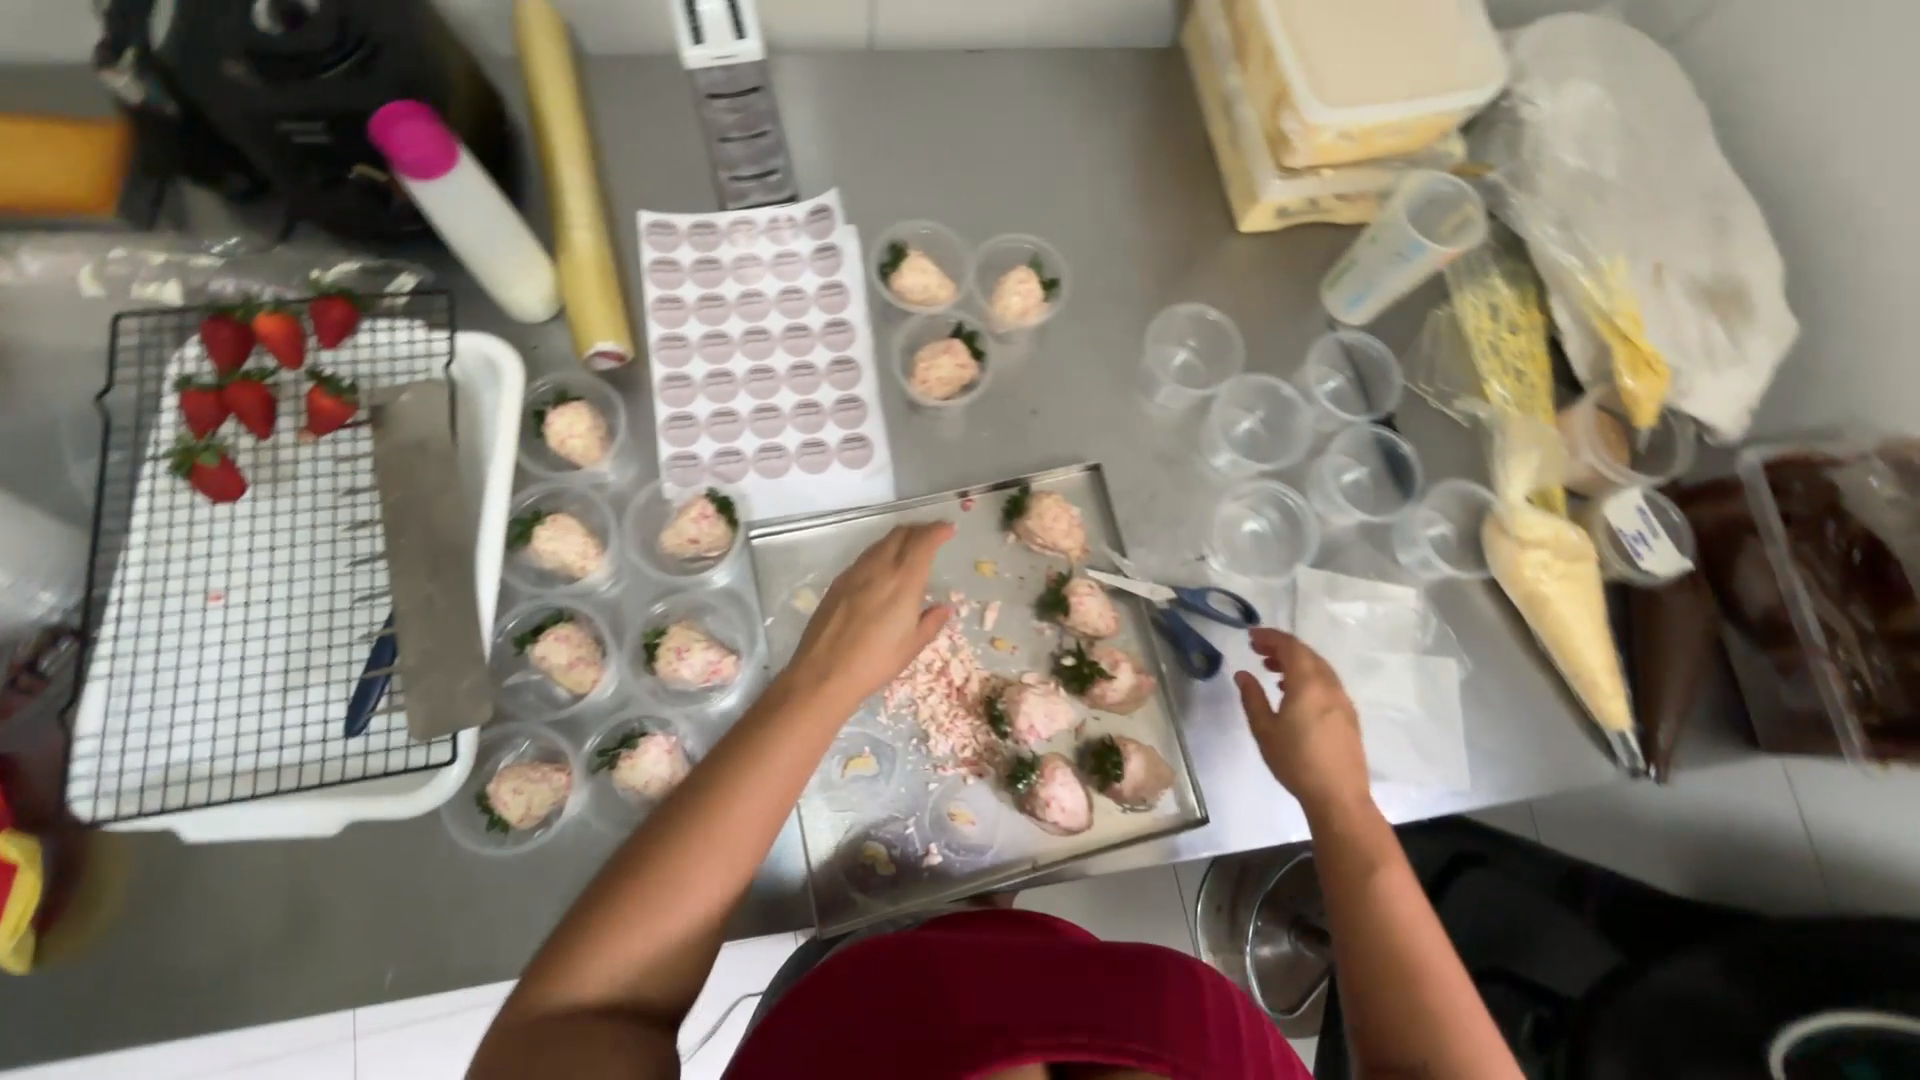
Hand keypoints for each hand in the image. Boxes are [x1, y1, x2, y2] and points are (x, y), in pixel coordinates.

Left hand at [787, 522, 955, 707]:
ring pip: (880, 543)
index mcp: (904, 580)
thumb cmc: (875, 662)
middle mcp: (879, 568)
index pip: (923, 541)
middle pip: (901, 534)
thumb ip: (931, 622)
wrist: (824, 672)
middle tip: (932, 536)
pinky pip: (864, 557)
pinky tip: (882, 570)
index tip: (948, 529)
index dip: (938, 530)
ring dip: (899, 539)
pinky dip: (880, 553)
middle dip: (919, 529)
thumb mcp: (912, 646)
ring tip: (910, 549)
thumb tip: (944, 608)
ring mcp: (854, 573)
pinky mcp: (838, 583)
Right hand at [1235, 629, 1371, 818]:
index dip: (1270, 637)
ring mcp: (1343, 700)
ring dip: (1296, 662)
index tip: (1250, 637)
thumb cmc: (1295, 761)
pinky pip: (1327, 683)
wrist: (1338, 796)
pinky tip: (1294, 692)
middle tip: (1258, 650)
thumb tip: (1243, 674)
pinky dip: (1308, 677)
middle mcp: (1329, 686)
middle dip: (1282, 647)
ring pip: (1319, 668)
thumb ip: (1252, 697)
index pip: (1290, 647)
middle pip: (1307, 654)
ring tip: (1273, 670)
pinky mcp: (1348, 715)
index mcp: (1308, 684)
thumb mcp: (1264, 730)